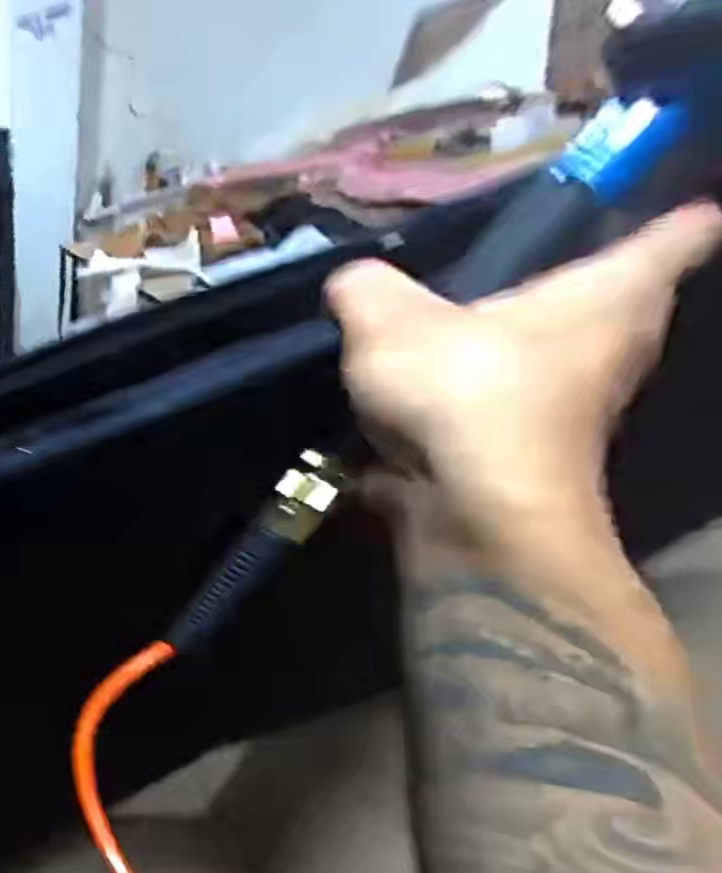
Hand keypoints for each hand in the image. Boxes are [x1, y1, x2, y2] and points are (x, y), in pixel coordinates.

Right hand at [329, 201, 721, 525]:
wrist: (470, 502)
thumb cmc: (461, 391)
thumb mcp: (388, 324)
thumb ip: (366, 290)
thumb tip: (352, 277)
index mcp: (615, 291)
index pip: (680, 231)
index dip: (661, 214)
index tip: (623, 210)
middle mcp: (620, 342)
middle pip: (611, 300)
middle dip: (562, 290)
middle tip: (490, 284)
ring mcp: (580, 403)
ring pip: (555, 358)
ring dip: (509, 352)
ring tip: (438, 346)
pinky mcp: (531, 448)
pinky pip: (507, 406)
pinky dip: (474, 401)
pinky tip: (420, 402)